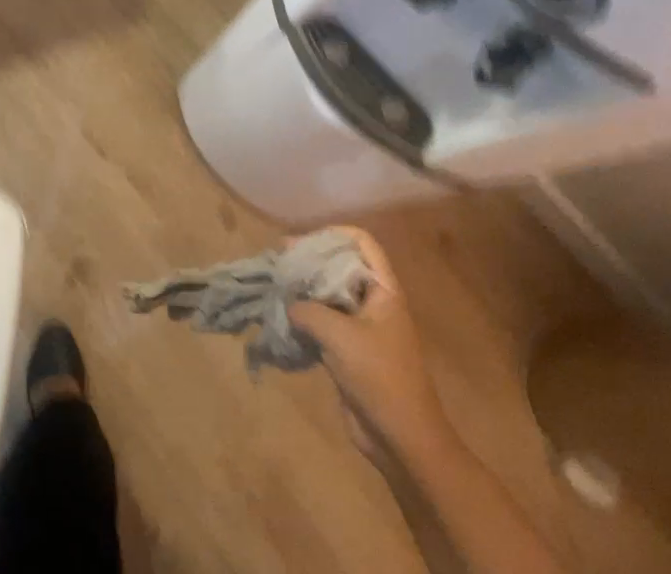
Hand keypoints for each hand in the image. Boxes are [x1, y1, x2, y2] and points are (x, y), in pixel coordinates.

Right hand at [288, 228, 454, 463]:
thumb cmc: (378, 376)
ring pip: (326, 296)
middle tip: (275, 267)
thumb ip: (307, 309)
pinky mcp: (347, 351)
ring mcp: (360, 328)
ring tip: (270, 291)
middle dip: (307, 263)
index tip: (296, 245)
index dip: (330, 235)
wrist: (400, 435)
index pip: (361, 243)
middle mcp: (372, 303)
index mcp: (383, 291)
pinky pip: (320, 323)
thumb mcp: (339, 335)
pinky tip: (278, 322)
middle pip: (339, 267)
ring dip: (300, 292)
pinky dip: (300, 320)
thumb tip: (287, 304)